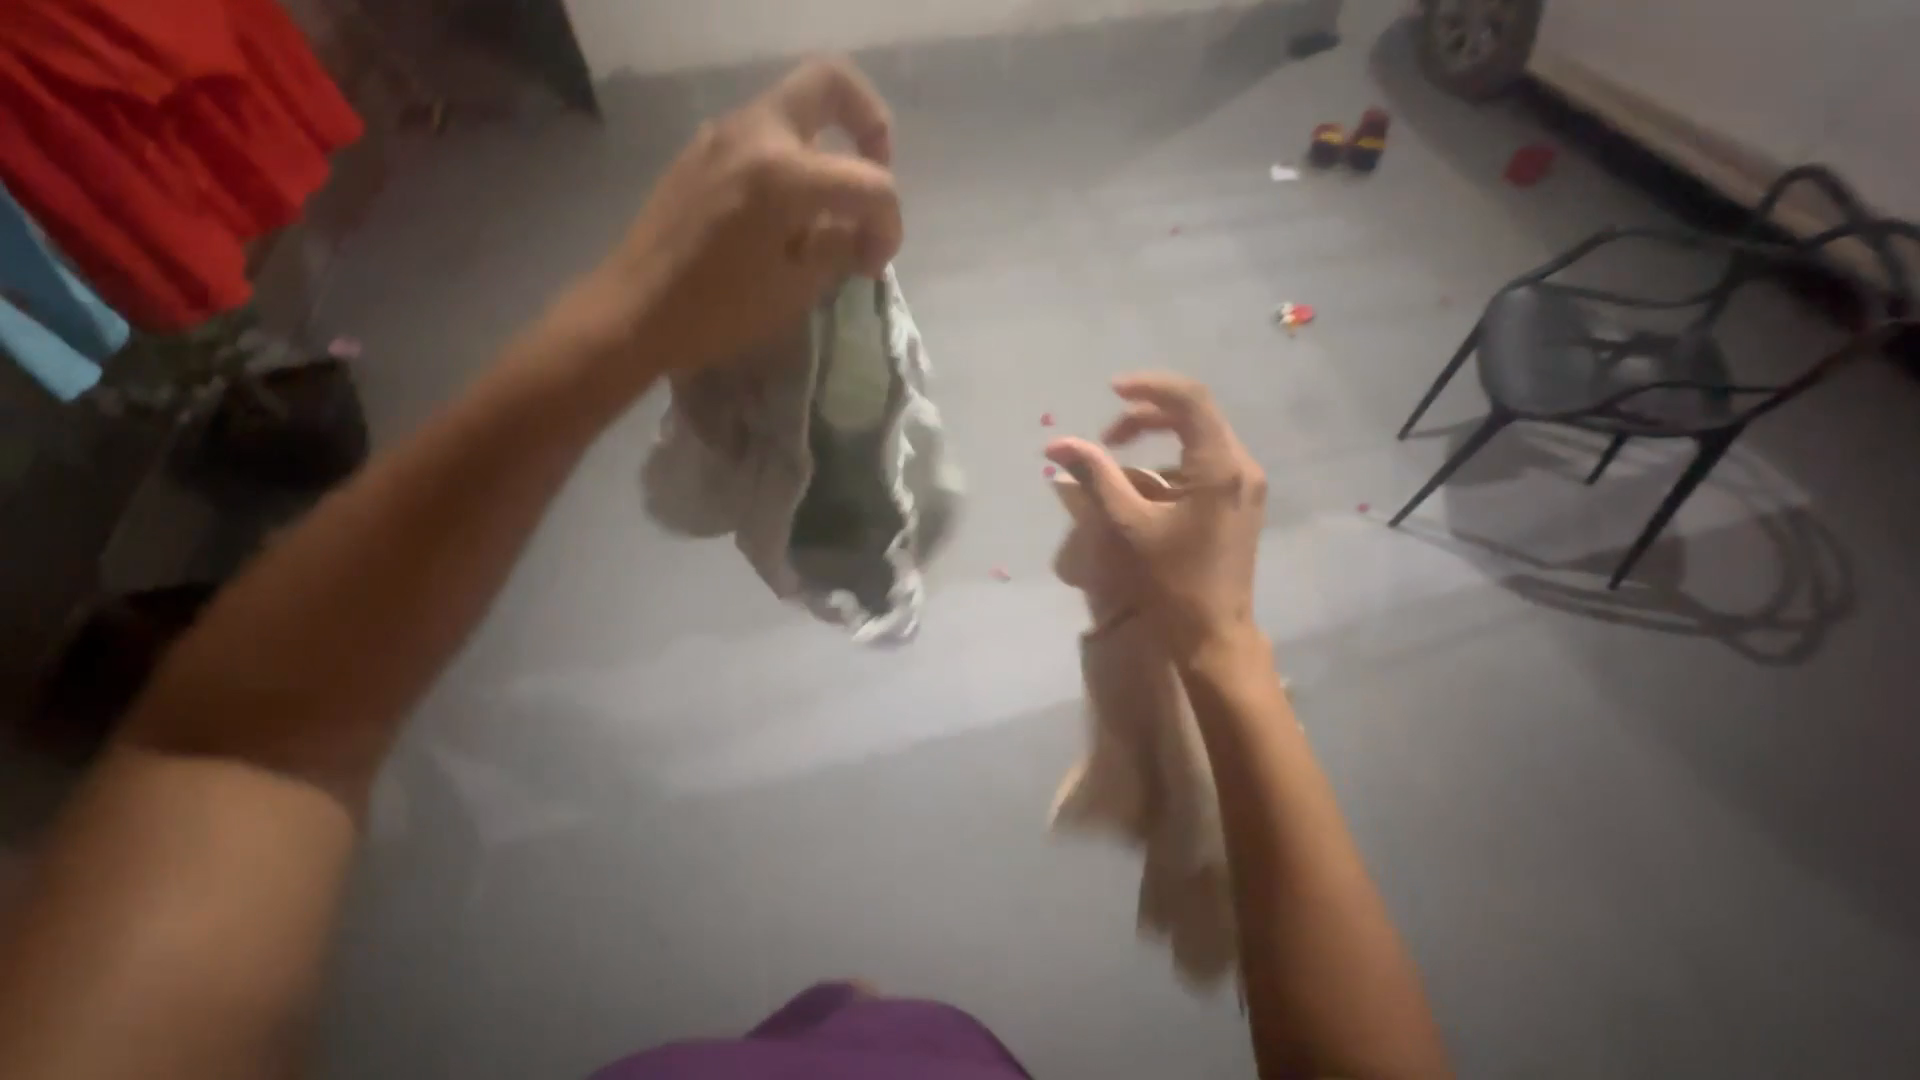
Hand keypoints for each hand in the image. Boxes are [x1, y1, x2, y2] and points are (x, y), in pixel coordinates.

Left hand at [559, 58, 901, 384]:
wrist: (632, 313)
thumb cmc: (717, 312)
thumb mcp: (796, 289)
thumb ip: (841, 248)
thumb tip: (863, 234)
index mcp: (784, 174)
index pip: (870, 182)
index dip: (890, 223)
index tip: (877, 260)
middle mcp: (755, 134)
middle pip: (831, 85)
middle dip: (869, 125)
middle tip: (872, 175)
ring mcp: (722, 136)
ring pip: (793, 110)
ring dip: (826, 148)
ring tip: (825, 213)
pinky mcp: (700, 152)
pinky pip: (760, 138)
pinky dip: (789, 162)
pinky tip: (782, 217)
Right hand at [1046, 375, 1266, 653]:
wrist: (1214, 636)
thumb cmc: (1172, 583)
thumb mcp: (1127, 526)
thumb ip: (1095, 476)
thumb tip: (1057, 444)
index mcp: (1220, 467)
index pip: (1190, 400)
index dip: (1148, 387)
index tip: (1110, 392)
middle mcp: (1242, 467)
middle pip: (1196, 415)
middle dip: (1147, 415)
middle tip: (1108, 435)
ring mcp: (1247, 486)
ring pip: (1202, 438)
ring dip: (1159, 438)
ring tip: (1119, 459)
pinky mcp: (1242, 503)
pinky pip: (1207, 463)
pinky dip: (1173, 461)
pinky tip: (1146, 487)